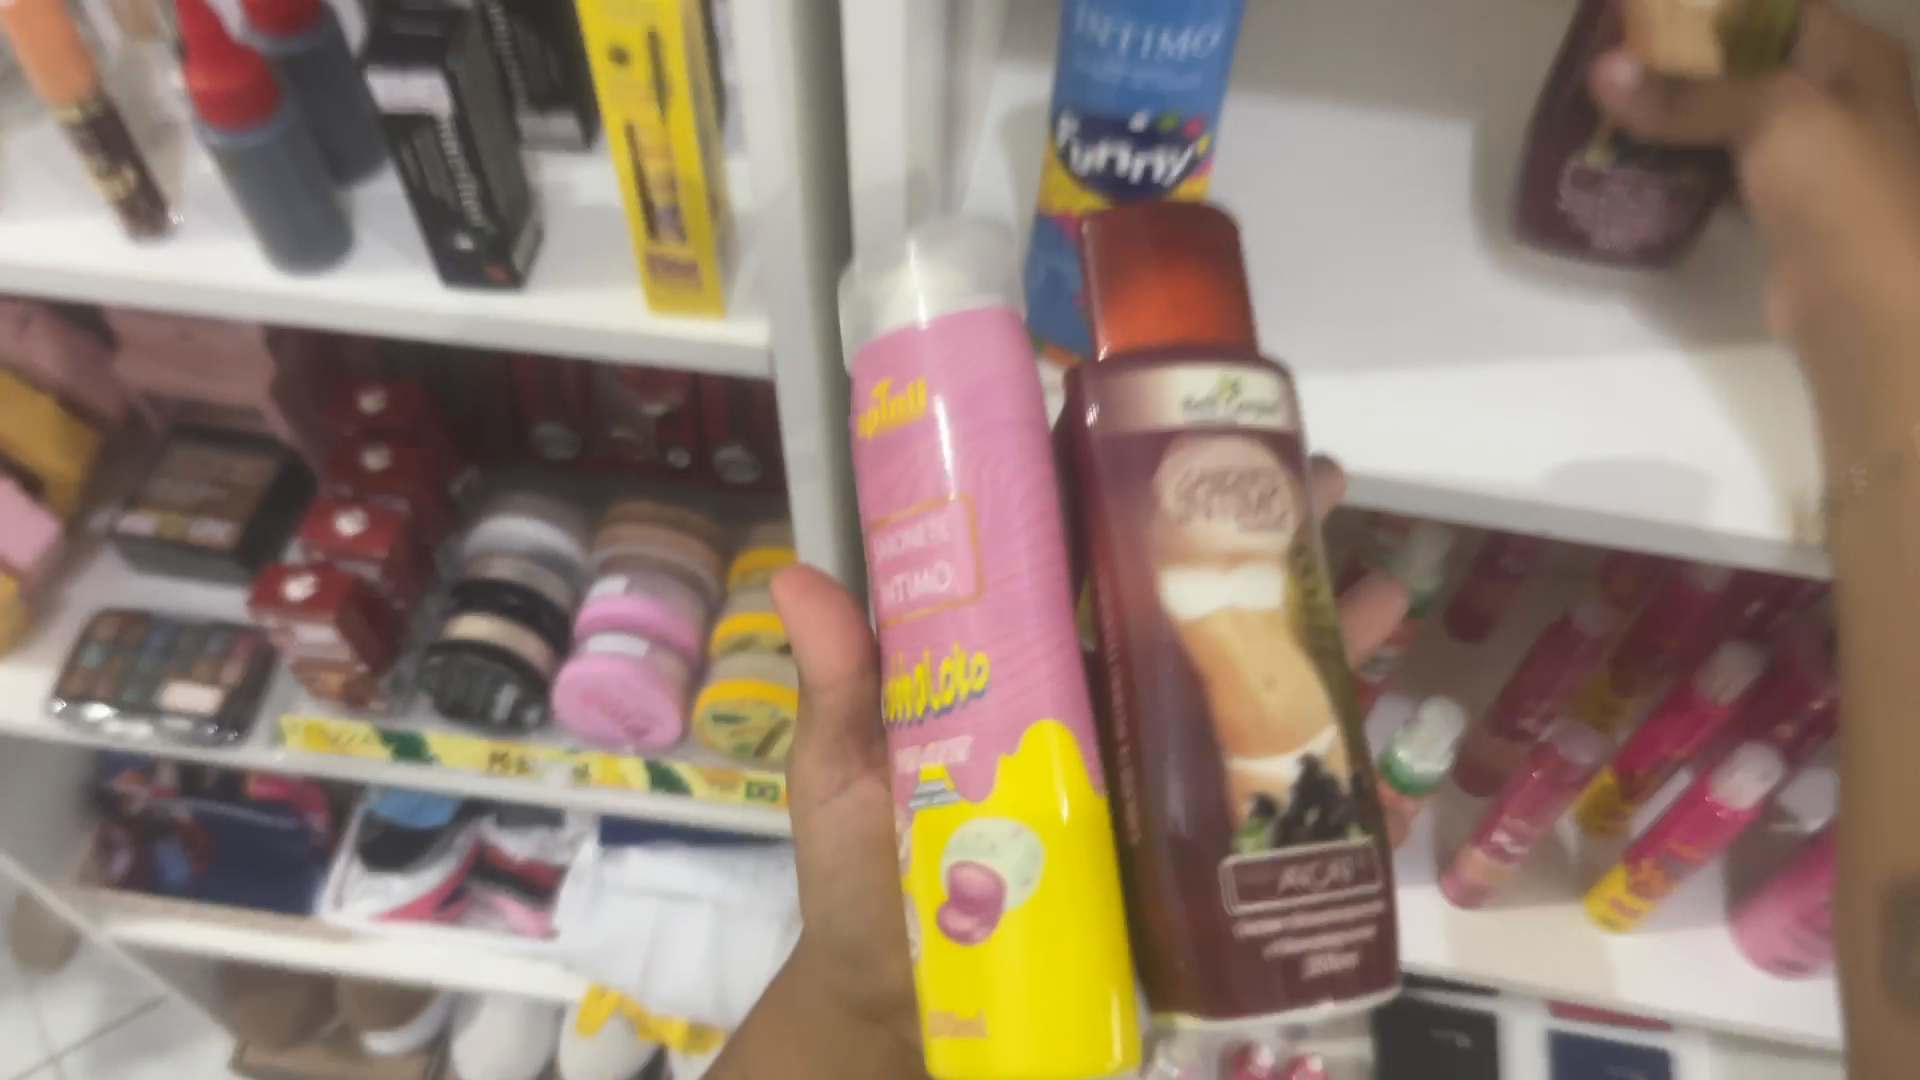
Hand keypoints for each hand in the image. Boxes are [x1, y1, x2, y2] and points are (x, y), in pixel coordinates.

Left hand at [766, 457, 1411, 1065]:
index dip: (1103, 484)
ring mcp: (1135, 760)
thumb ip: (838, 680)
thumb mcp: (844, 769)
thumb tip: (794, 578)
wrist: (910, 1003)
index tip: (1148, 422)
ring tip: (1357, 560)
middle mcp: (1084, 690)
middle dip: (1231, 533)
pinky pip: (1256, 780)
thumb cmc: (866, 875)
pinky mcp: (1174, 837)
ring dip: (1295, 613)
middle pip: (1164, 595)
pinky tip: (1371, 703)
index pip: (1063, 553)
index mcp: (1010, 656)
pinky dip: (1316, 738)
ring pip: (1227, 670)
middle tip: (1294, 474)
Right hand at [1587, 7, 1919, 459]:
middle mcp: (1831, 100)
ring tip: (1600, 123)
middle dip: (1674, 69)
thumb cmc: (1843, 190)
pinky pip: (1713, 171)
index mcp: (1850, 61)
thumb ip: (1690, 96)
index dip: (1703, 14)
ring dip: (1666, 122)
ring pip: (1721, 122)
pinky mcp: (1771, 206)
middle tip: (1602, 77)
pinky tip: (1631, 174)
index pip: (1769, 16)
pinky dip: (1672, 168)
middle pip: (1741, 69)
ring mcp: (1802, 157)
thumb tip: (1601, 71)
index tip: (1633, 24)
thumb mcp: (1774, 120)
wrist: (1869, 296)